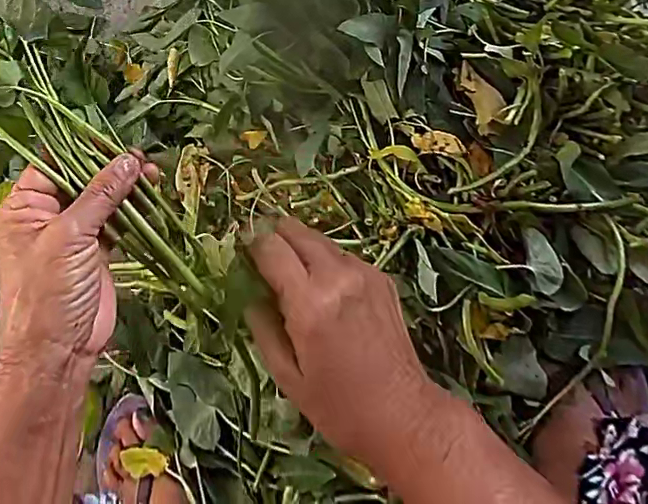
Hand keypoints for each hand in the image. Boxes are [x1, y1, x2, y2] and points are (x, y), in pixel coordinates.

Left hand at [0, 153, 148, 379]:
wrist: (57, 357)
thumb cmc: (47, 295)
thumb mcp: (69, 236)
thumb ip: (100, 194)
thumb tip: (128, 160)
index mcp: (21, 209)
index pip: (50, 164)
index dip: (79, 149)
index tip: (110, 139)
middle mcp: (43, 218)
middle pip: (79, 180)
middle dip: (109, 168)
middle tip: (138, 158)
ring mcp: (70, 236)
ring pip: (101, 200)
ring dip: (126, 188)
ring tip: (152, 175)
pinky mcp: (94, 252)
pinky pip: (114, 222)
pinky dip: (133, 211)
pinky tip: (151, 199)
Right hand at [245, 218, 451, 471]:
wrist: (406, 418)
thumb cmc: (340, 408)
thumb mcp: (287, 377)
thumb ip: (261, 326)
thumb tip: (246, 291)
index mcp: (310, 302)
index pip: (269, 246)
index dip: (250, 245)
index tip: (241, 255)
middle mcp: (337, 275)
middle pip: (293, 229)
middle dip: (273, 237)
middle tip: (262, 260)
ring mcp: (362, 271)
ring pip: (317, 237)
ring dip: (299, 247)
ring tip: (293, 277)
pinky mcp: (380, 276)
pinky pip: (340, 254)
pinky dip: (324, 261)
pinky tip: (326, 291)